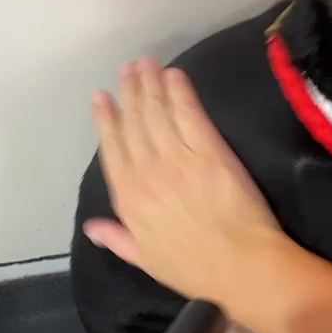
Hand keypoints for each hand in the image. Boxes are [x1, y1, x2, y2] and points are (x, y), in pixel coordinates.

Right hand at [84, 57, 293, 305]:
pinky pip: (190, 116)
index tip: (101, 97)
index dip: (106, 119)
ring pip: (158, 113)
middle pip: (134, 123)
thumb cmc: (194, 269)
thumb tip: (91, 226)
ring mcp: (178, 159)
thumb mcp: (145, 260)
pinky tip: (174, 76)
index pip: (112, 149)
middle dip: (130, 91)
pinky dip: (180, 93)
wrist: (240, 267)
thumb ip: (117, 238)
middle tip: (127, 67)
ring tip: (146, 62)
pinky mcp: (210, 152)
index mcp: (129, 198)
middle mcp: (147, 172)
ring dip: (150, 84)